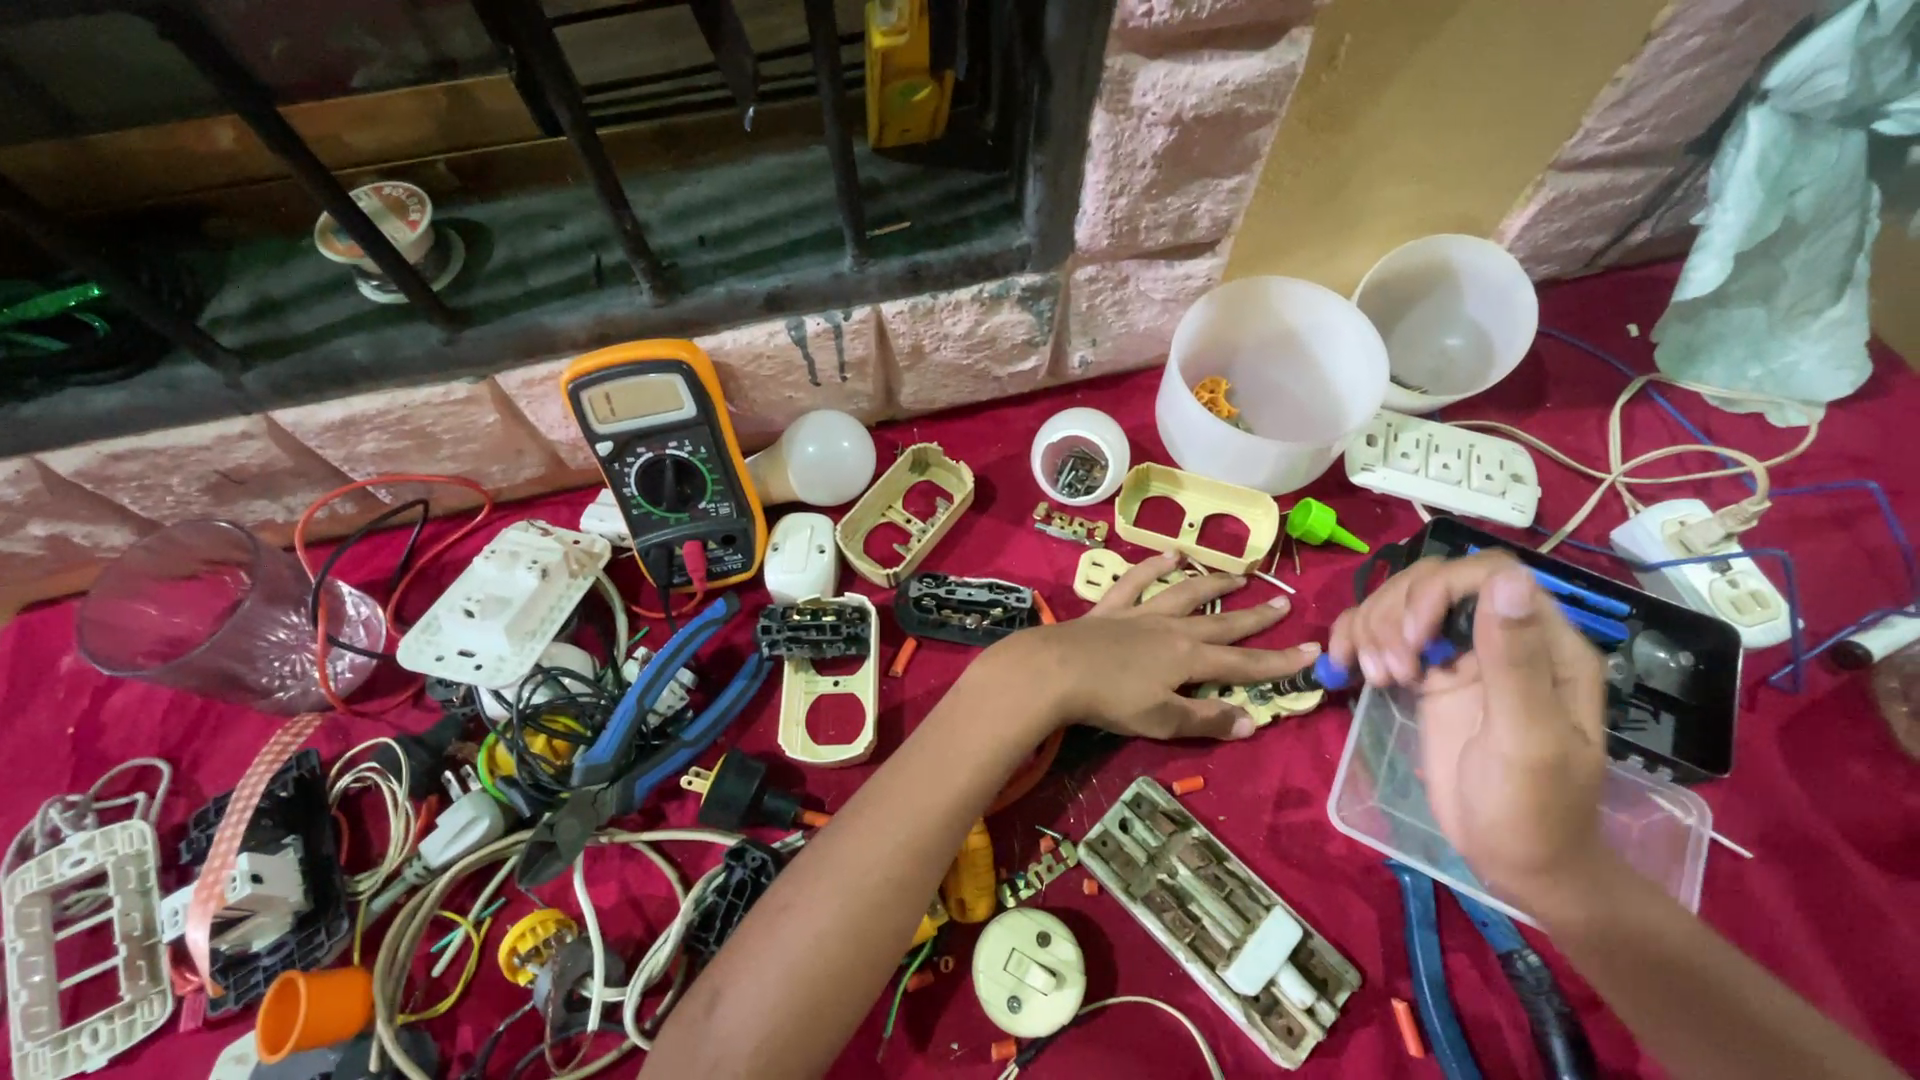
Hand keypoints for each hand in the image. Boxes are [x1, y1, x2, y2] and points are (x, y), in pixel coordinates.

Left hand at [985, 551, 1319, 740]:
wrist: (1055, 670)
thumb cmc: (1110, 700)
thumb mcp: (1163, 721)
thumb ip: (1206, 720)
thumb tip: (1252, 722)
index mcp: (1189, 659)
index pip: (1244, 663)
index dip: (1279, 662)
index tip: (1312, 652)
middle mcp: (1171, 629)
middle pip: (1221, 623)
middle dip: (1255, 616)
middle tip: (1284, 602)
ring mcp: (1140, 614)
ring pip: (1185, 594)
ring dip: (1213, 584)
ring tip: (1238, 575)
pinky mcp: (1109, 609)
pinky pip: (1135, 582)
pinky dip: (1151, 566)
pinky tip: (1168, 554)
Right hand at [1330, 552, 1611, 913]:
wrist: (1515, 860)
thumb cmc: (1534, 808)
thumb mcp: (1527, 738)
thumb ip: (1515, 660)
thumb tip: (1506, 580)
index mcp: (1545, 643)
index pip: (1486, 574)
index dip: (1438, 591)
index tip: (1412, 638)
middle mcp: (1501, 637)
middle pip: (1433, 580)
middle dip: (1397, 615)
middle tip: (1391, 673)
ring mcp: (1460, 655)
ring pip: (1399, 601)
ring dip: (1372, 630)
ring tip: (1377, 680)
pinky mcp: (1427, 675)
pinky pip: (1378, 633)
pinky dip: (1352, 640)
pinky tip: (1344, 668)